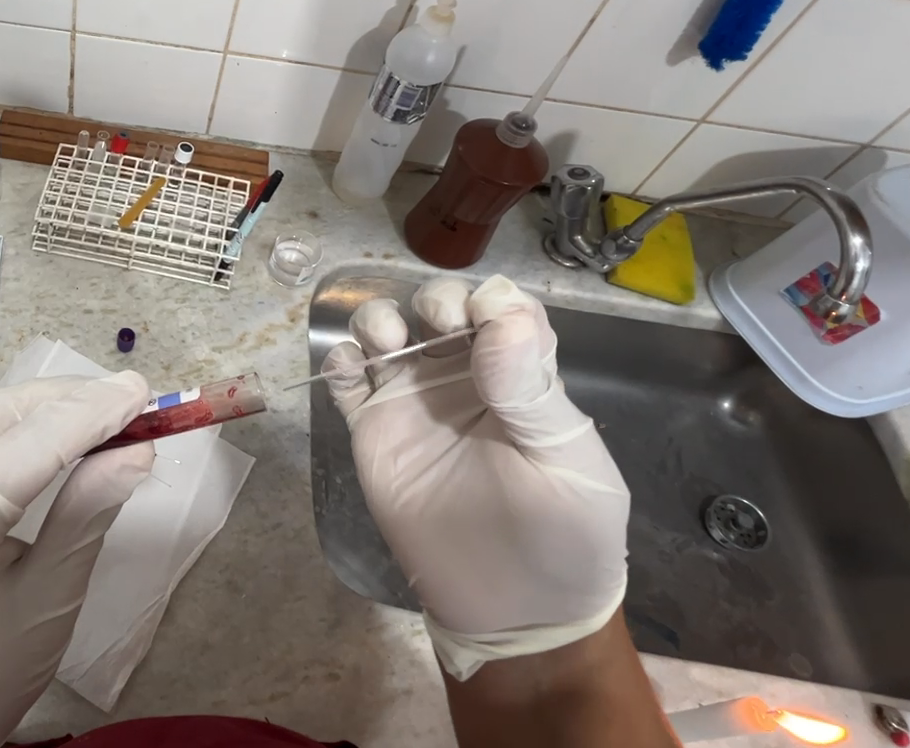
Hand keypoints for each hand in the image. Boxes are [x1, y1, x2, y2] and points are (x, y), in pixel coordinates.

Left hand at [0, 373, 153, 747]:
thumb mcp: (50, 596)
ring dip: (36, 405)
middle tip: (126, 396)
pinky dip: (5, 423)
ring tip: (94, 406)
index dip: (89, 413)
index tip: (140, 390)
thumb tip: (136, 451)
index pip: (27, 446)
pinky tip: (42, 425)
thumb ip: (89, 510)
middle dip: (64, 399)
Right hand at [323, 274, 629, 679]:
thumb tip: (503, 315)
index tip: (484, 315)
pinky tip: (349, 368)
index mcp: (518, 378)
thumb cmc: (561, 536)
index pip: (505, 311)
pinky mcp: (372, 432)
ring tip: (385, 340)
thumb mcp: (570, 466)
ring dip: (377, 318)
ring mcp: (411, 402)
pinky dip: (339, 362)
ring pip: (385, 333)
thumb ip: (533, 391)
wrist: (512, 610)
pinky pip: (346, 383)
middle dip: (436, 300)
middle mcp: (462, 378)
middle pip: (440, 308)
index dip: (492, 299)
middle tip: (441, 324)